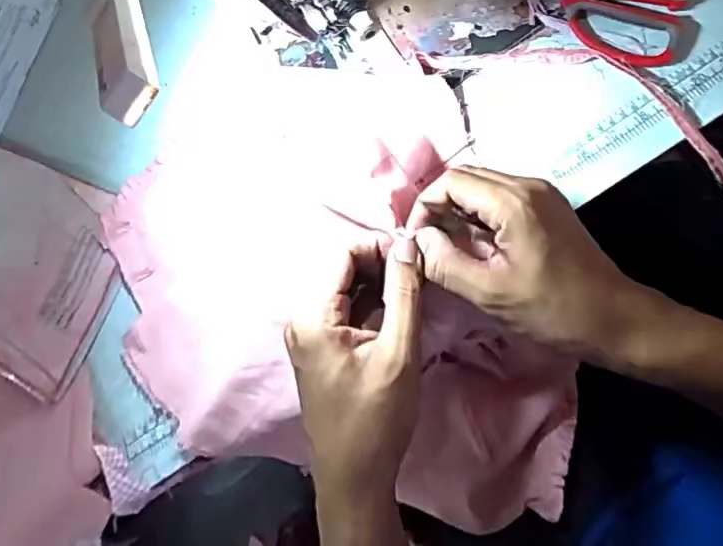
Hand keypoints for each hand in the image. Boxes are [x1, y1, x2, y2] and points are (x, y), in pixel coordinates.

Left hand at [285, 232, 423, 524]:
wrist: (356, 480)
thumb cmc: (377, 417)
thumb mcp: (399, 350)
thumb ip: (404, 291)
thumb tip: (409, 241)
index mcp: (312, 317)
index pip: (345, 253)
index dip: (381, 245)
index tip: (415, 254)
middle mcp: (303, 319)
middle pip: (345, 268)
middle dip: (383, 263)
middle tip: (420, 271)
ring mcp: (311, 335)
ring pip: (350, 287)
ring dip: (382, 282)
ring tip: (415, 288)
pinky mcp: (323, 347)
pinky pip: (349, 308)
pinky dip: (375, 302)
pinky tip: (401, 308)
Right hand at [408, 166, 658, 358]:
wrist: (614, 315)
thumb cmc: (553, 309)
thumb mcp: (492, 294)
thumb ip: (447, 263)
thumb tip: (418, 240)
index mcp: (513, 200)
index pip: (451, 180)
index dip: (425, 205)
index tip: (417, 241)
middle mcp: (527, 184)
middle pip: (467, 176)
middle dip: (440, 205)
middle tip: (429, 245)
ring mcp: (541, 191)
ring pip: (484, 185)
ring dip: (461, 209)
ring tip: (450, 249)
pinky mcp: (548, 204)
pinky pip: (503, 196)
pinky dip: (482, 213)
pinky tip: (478, 245)